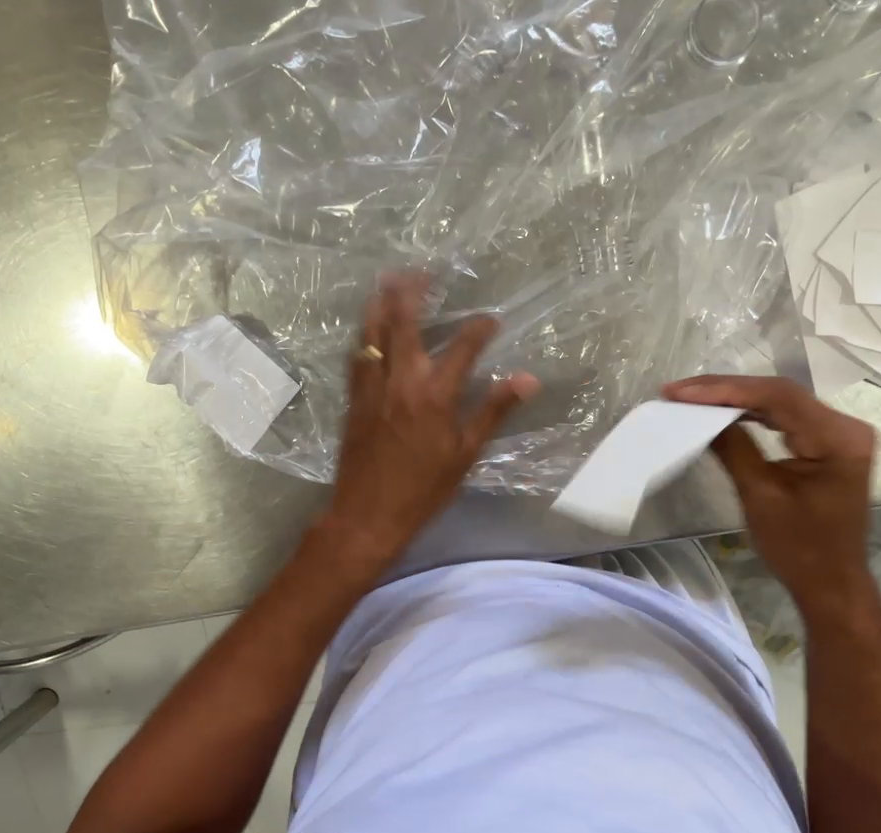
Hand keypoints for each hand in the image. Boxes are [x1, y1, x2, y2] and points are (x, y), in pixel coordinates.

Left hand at [320, 272, 538, 563]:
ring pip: (373, 333)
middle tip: (422, 270)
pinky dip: (364, 335)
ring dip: (381, 303)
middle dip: (414, 291)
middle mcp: (401, 381)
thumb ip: (493, 411)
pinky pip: (357, 356)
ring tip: (387, 280)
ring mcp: (371, 388)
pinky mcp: (353, 400)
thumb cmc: (422, 490)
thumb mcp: (465, 454)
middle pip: (405, 323)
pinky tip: (367, 328)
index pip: (463, 347)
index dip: (479, 328)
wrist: (367, 515)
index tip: (491, 320)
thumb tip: (527, 379)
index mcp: (435, 395)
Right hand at [663, 375, 876, 617]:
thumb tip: (701, 417)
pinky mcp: (828, 444)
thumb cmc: (798, 547)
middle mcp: (846, 426)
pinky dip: (753, 414)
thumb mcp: (760, 496)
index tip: (680, 393)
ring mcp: (839, 434)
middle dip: (727, 390)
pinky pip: (787, 418)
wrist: (831, 582)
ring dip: (737, 399)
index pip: (777, 397)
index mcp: (838, 437)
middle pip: (780, 393)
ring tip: (692, 398)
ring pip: (781, 402)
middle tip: (679, 392)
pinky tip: (723, 412)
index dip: (725, 390)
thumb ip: (734, 448)